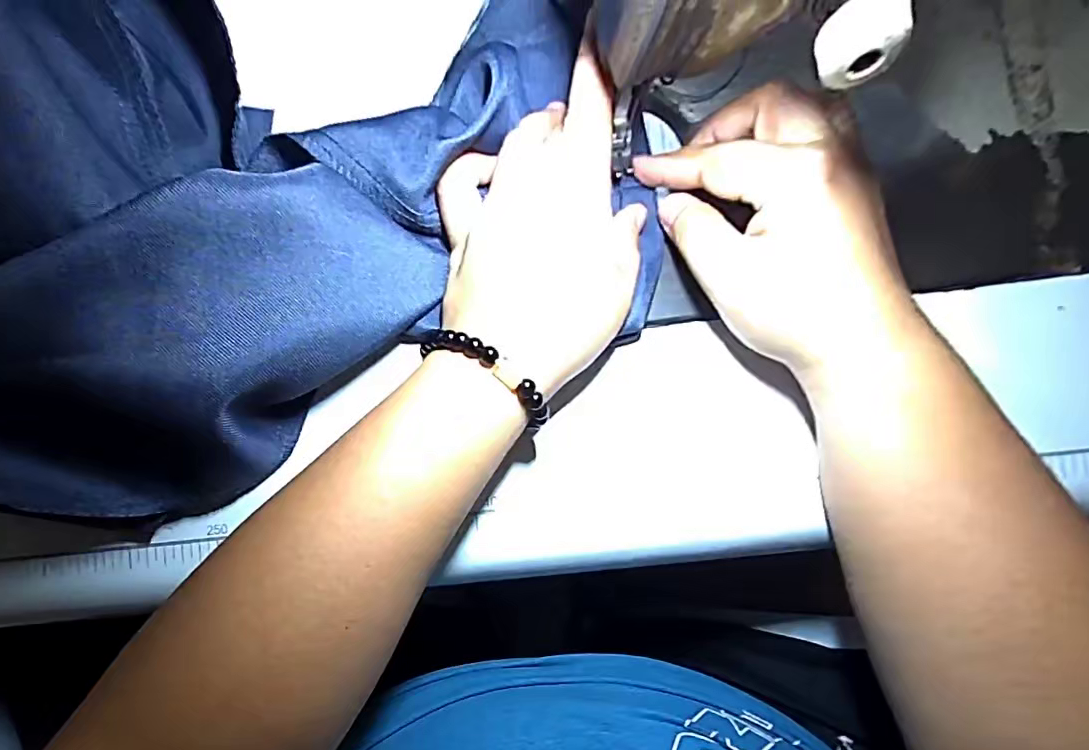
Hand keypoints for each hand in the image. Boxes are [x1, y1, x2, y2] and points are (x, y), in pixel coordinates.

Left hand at [435, 41, 646, 397]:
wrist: (501, 362)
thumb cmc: (562, 330)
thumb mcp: (619, 288)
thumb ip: (625, 242)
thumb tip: (627, 220)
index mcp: (579, 190)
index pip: (590, 111)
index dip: (595, 72)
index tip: (599, 47)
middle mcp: (533, 186)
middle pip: (550, 127)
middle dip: (567, 116)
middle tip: (579, 125)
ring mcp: (494, 206)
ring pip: (510, 144)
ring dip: (530, 133)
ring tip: (543, 137)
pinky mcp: (464, 233)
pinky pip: (461, 181)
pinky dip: (473, 165)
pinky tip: (487, 167)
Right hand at [632, 82, 919, 386]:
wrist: (859, 344)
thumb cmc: (807, 319)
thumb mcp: (728, 278)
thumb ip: (693, 231)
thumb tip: (676, 207)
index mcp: (798, 173)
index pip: (721, 156)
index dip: (676, 165)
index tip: (649, 171)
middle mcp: (831, 156)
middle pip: (767, 106)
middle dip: (719, 128)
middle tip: (688, 163)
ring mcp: (849, 169)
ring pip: (800, 110)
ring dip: (757, 125)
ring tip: (726, 159)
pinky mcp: (855, 188)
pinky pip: (819, 135)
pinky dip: (783, 140)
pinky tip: (762, 175)